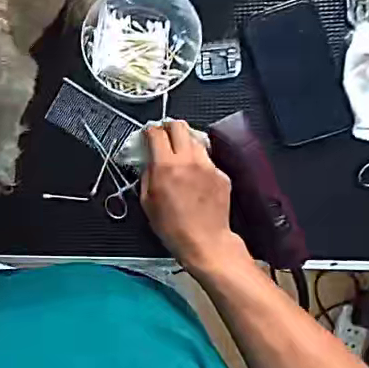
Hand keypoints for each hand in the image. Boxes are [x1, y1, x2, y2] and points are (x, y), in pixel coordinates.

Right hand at [140, 121, 249, 275]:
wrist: (204, 241)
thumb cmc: (172, 227)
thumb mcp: (147, 201)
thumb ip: (146, 175)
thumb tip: (149, 161)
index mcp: (165, 166)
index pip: (156, 133)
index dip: (150, 130)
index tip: (148, 134)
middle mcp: (188, 160)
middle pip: (179, 126)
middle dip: (169, 128)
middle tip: (164, 136)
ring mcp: (208, 166)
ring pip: (196, 140)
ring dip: (185, 142)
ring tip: (180, 156)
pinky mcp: (221, 174)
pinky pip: (208, 159)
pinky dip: (199, 162)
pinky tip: (195, 177)